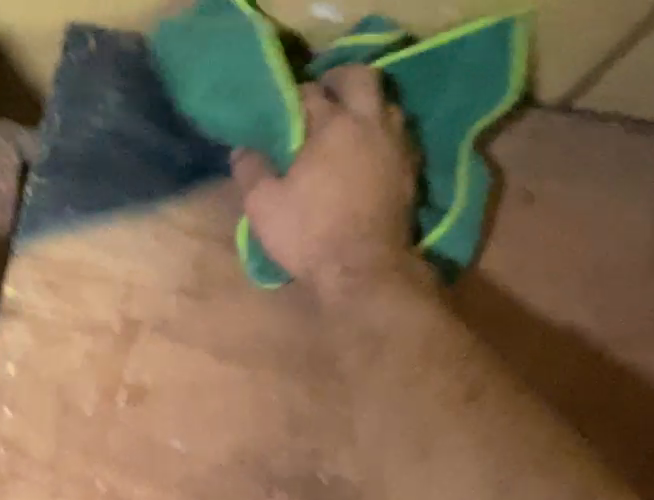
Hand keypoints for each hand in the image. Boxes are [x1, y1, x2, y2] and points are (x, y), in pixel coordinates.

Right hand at [233, 65, 418, 296]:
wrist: (362, 267)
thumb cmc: (308, 233)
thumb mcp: (263, 206)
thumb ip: (251, 171)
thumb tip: (242, 150)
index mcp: (333, 125)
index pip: (311, 92)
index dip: (294, 96)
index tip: (282, 108)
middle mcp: (370, 123)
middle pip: (362, 78)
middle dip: (340, 79)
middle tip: (322, 93)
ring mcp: (397, 144)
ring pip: (386, 103)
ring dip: (365, 105)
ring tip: (346, 124)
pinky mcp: (411, 168)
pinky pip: (398, 135)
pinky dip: (381, 134)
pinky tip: (367, 152)